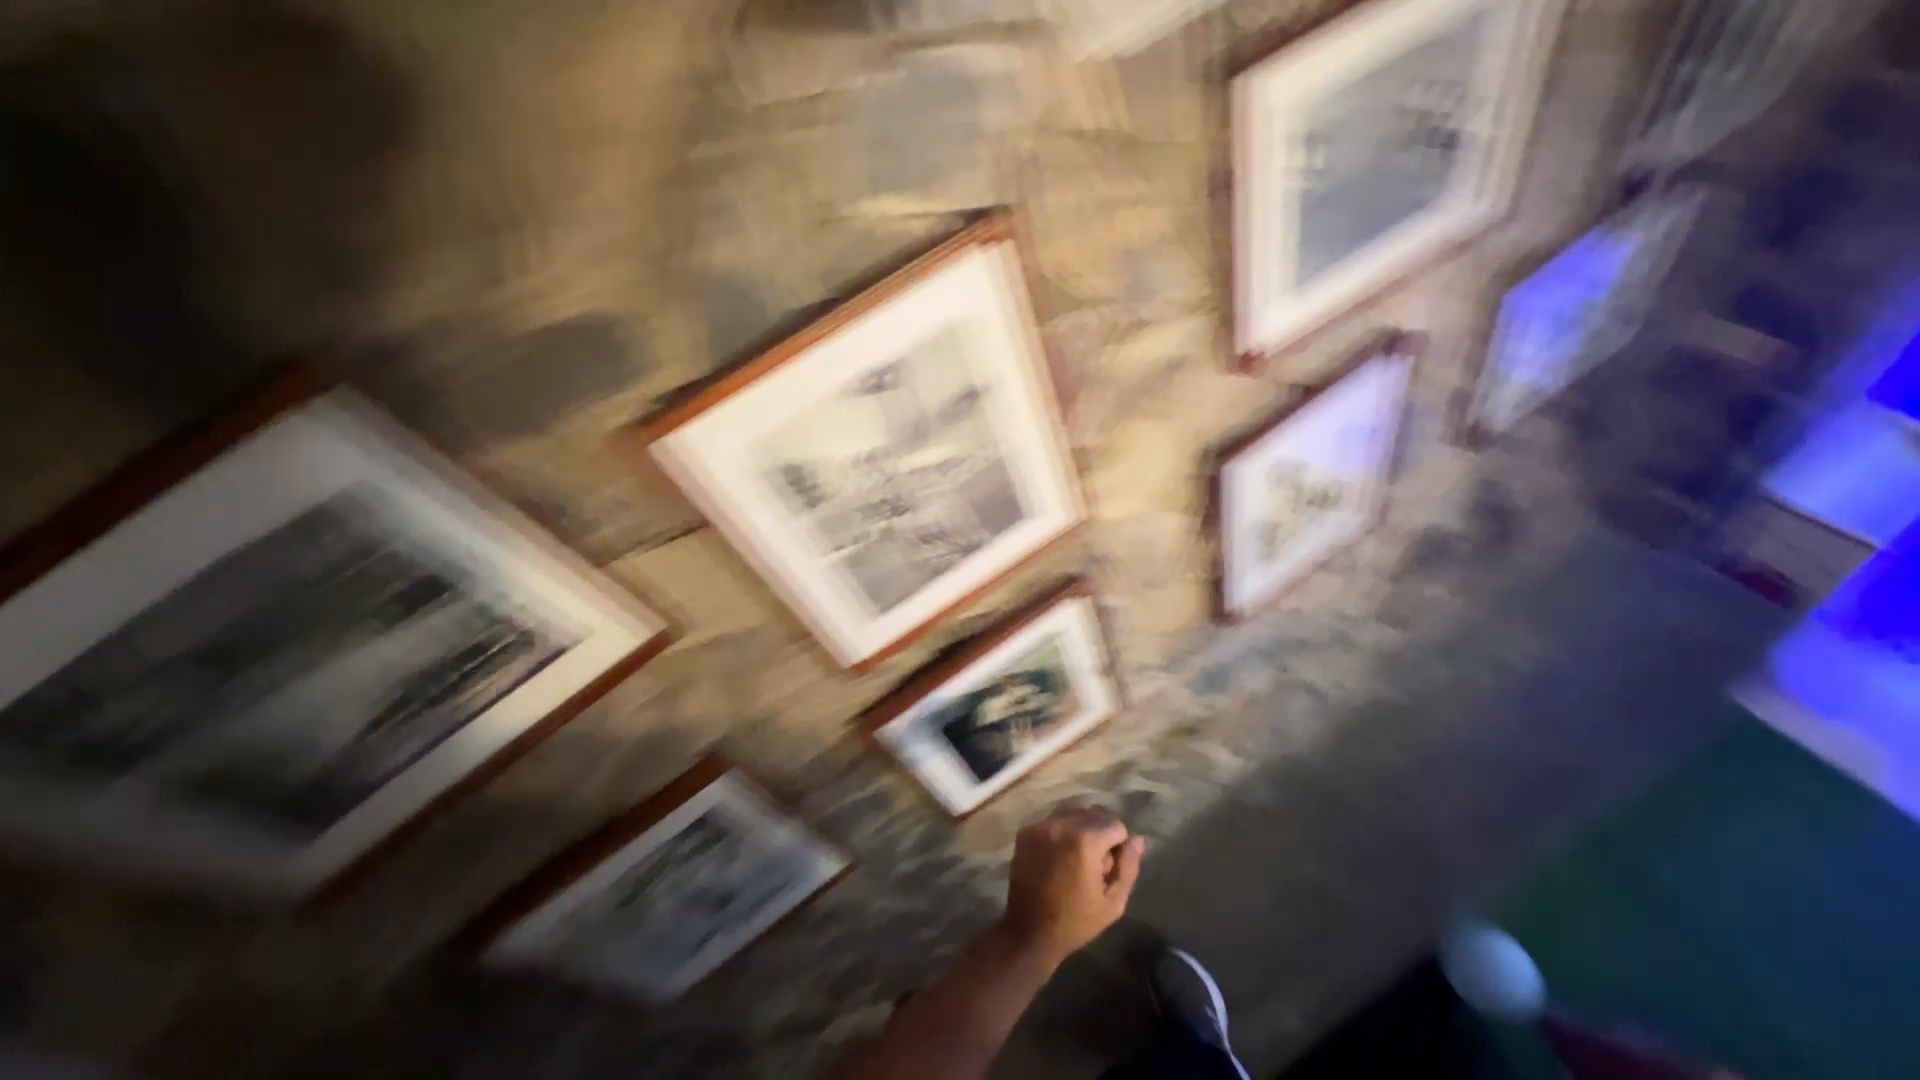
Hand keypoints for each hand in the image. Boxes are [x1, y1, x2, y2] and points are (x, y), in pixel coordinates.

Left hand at [998, 804, 1144, 963]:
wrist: (1029, 931)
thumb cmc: (1076, 921)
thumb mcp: (1113, 902)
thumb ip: (1128, 867)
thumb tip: (1137, 840)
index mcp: (1085, 841)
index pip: (1115, 824)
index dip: (1118, 846)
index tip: (1108, 868)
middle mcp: (1061, 825)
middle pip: (1094, 813)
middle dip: (1102, 833)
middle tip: (1095, 863)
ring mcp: (1040, 826)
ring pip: (1073, 812)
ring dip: (1082, 827)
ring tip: (1078, 857)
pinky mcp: (1025, 832)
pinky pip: (1053, 819)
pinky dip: (1062, 830)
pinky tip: (1060, 856)